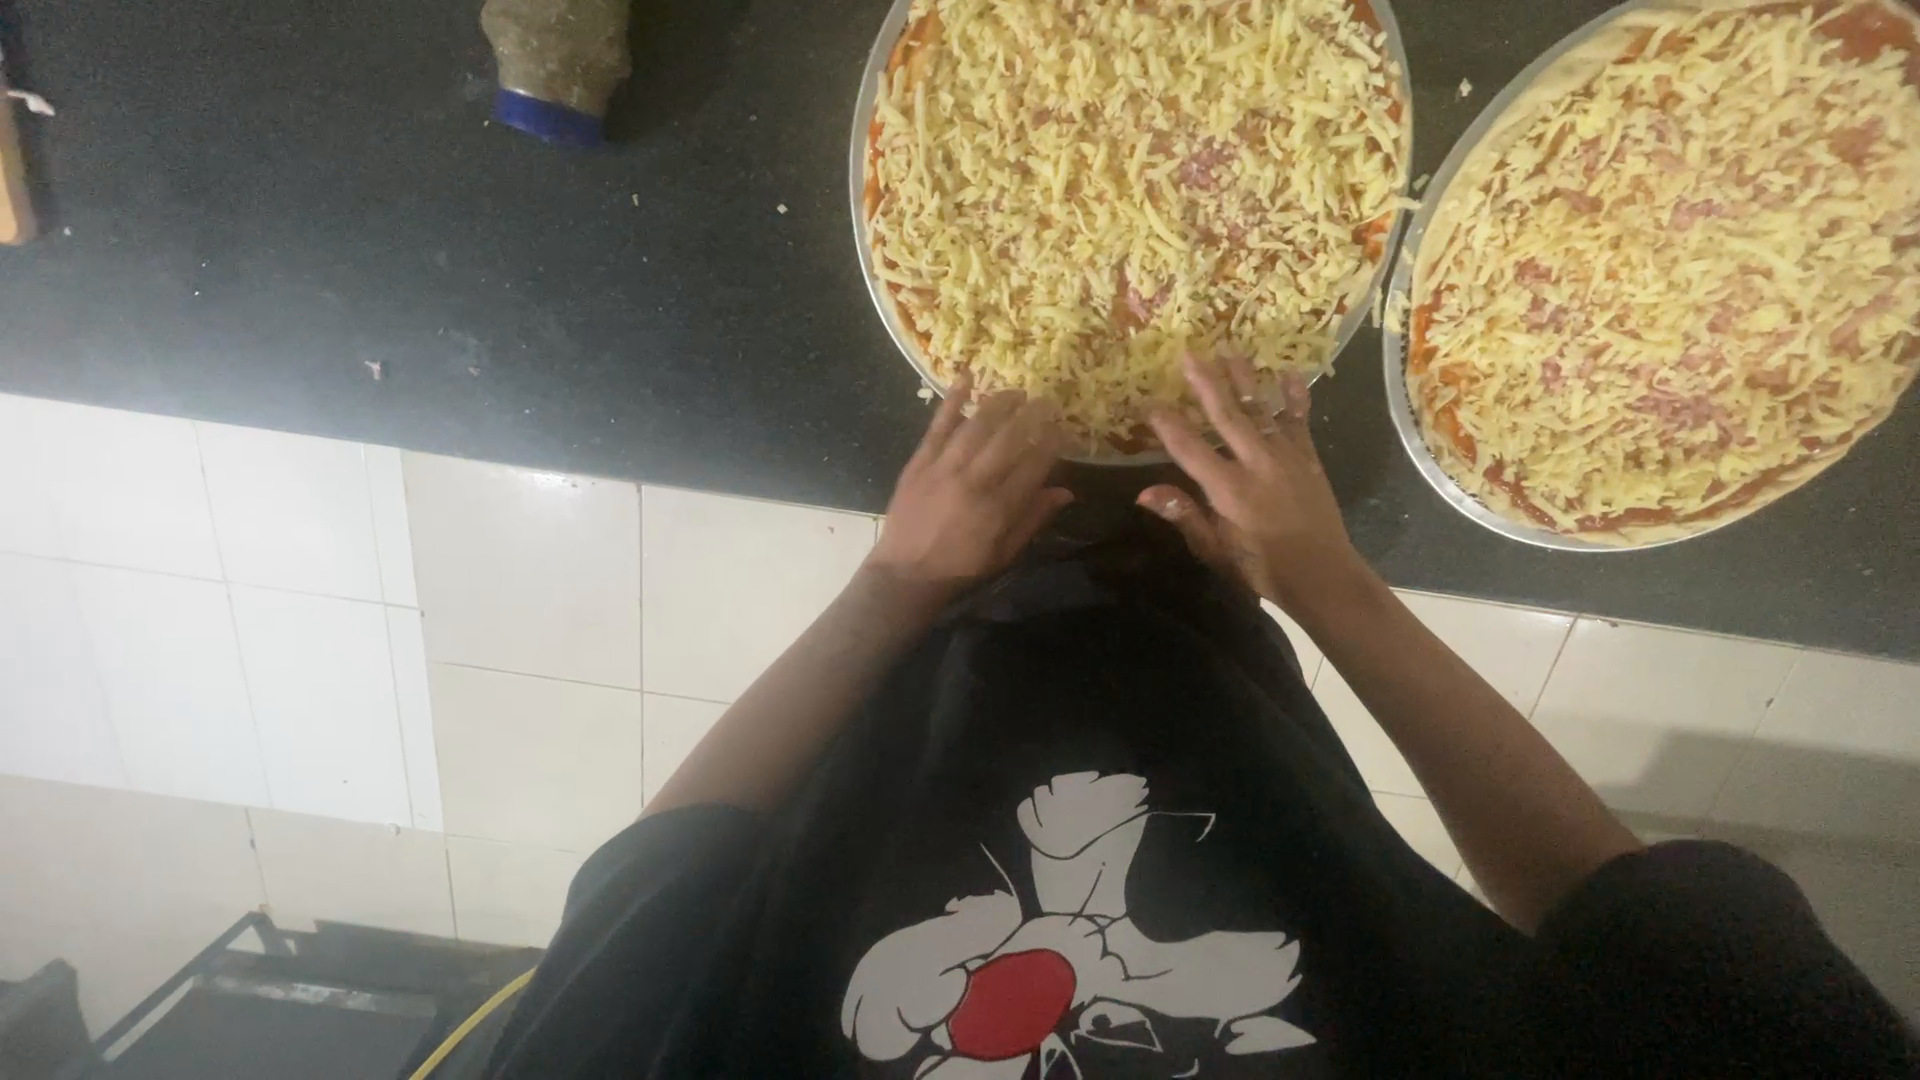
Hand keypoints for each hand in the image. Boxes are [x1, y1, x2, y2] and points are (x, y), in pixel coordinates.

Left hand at [867, 370, 1074, 598]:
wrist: (906, 573)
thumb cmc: (961, 567)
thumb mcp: (1005, 553)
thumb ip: (1033, 519)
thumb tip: (1066, 491)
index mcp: (999, 509)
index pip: (1034, 466)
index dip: (1052, 444)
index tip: (1064, 429)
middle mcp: (974, 483)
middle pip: (1009, 439)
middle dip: (1033, 416)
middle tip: (1048, 401)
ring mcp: (944, 469)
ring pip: (977, 426)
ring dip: (1000, 404)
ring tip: (1017, 392)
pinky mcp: (920, 463)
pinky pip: (938, 426)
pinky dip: (952, 400)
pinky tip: (966, 377)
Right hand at [1138, 354, 1368, 613]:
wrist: (1323, 576)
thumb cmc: (1261, 569)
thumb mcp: (1214, 550)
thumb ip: (1183, 516)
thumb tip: (1144, 493)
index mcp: (1228, 490)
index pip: (1189, 449)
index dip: (1167, 425)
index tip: (1149, 404)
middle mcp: (1256, 464)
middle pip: (1226, 416)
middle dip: (1205, 384)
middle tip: (1189, 354)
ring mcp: (1286, 457)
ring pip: (1260, 409)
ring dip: (1243, 379)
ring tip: (1230, 351)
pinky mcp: (1308, 458)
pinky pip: (1298, 420)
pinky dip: (1293, 396)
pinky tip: (1287, 373)